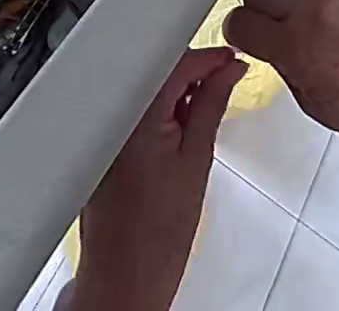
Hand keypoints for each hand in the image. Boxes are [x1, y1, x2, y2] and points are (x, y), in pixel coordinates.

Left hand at [63, 47, 246, 310]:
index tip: (232, 60)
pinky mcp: (106, 146)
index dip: (210, 58)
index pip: (177, 64)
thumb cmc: (157, 235)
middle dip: (195, 73)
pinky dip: (162, 111)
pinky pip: (138, 111)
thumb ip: (213, 103)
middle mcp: (115, 120)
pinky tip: (179, 132)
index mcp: (138, 118)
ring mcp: (107, 133)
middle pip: (161, 72)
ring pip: (150, 90)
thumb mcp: (198, 157)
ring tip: (202, 117)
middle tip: (225, 84)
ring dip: (179, 92)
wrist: (125, 282)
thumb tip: (230, 71)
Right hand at [223, 0, 338, 166]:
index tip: (243, 30)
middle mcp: (314, 8)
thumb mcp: (316, 104)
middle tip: (269, 18)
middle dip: (258, 5)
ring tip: (301, 2)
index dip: (237, 29)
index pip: (241, 22)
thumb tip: (275, 46)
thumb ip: (286, 67)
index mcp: (296, 45)